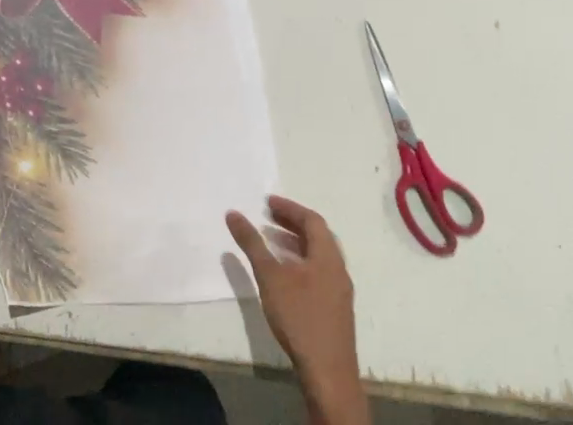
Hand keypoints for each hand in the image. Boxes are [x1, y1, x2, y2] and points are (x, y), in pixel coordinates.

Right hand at [227, 196, 366, 422]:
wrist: (327, 370)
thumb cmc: (299, 316)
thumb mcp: (269, 276)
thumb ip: (252, 243)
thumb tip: (233, 213)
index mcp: (328, 258)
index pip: (313, 221)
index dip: (290, 207)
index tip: (267, 201)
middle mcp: (338, 270)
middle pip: (318, 237)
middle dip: (293, 223)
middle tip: (267, 215)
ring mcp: (339, 291)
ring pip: (318, 256)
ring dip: (295, 243)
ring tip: (270, 240)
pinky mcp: (334, 308)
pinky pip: (318, 272)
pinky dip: (300, 261)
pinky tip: (282, 273)